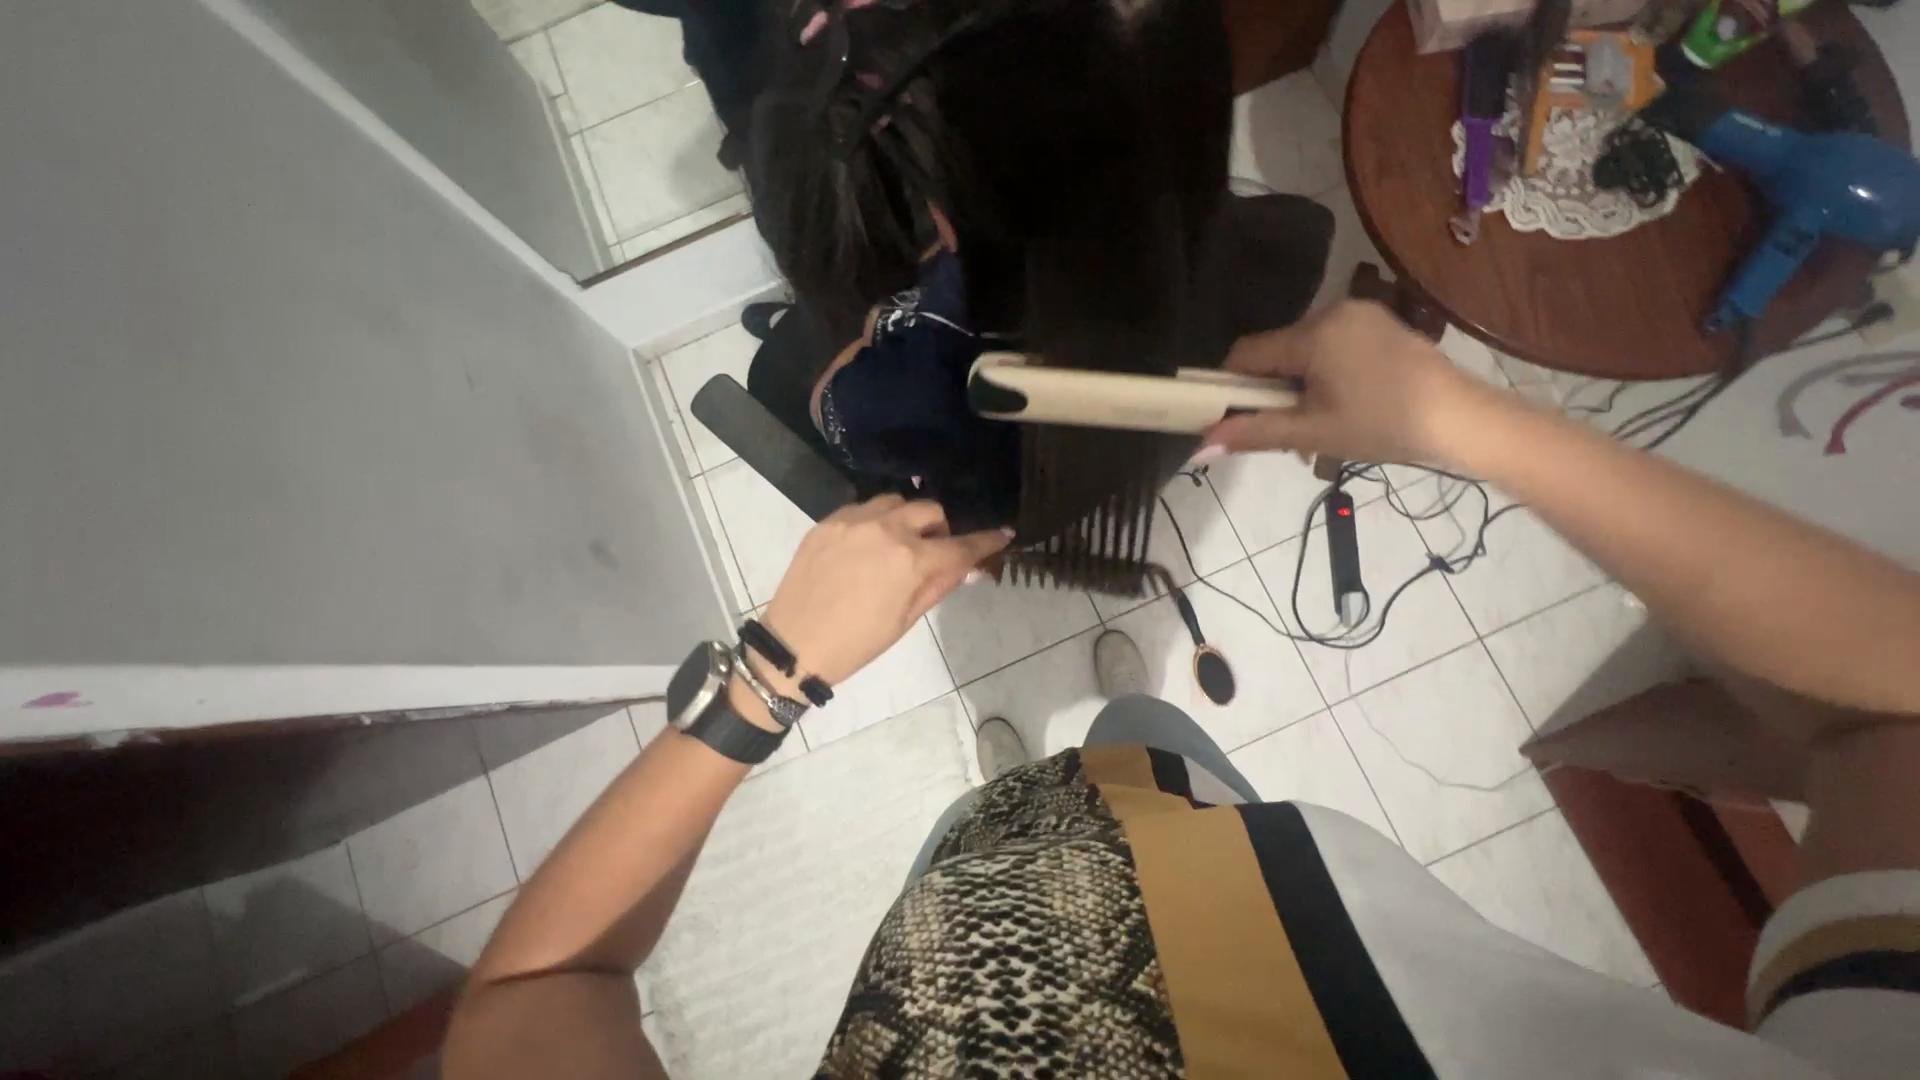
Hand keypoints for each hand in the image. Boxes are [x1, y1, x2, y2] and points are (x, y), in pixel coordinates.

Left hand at [759, 496, 1011, 689]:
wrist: (793, 646)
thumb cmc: (856, 644)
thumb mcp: (905, 620)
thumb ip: (939, 586)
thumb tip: (968, 568)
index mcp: (910, 560)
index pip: (960, 545)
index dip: (986, 542)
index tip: (1003, 535)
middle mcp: (886, 530)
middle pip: (930, 511)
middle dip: (940, 530)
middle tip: (931, 553)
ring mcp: (853, 521)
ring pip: (896, 502)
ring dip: (907, 519)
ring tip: (897, 545)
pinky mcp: (828, 521)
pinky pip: (863, 508)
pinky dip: (875, 521)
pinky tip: (867, 546)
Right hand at [1200, 300, 1489, 465]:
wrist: (1464, 420)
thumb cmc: (1384, 425)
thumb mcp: (1313, 433)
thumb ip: (1254, 434)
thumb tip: (1199, 448)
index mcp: (1314, 333)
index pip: (1246, 354)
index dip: (1230, 388)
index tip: (1232, 420)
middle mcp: (1333, 312)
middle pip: (1275, 353)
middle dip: (1270, 394)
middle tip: (1287, 434)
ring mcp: (1360, 316)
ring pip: (1302, 353)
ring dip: (1297, 388)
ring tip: (1318, 425)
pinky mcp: (1380, 325)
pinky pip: (1331, 348)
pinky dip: (1323, 376)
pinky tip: (1341, 406)